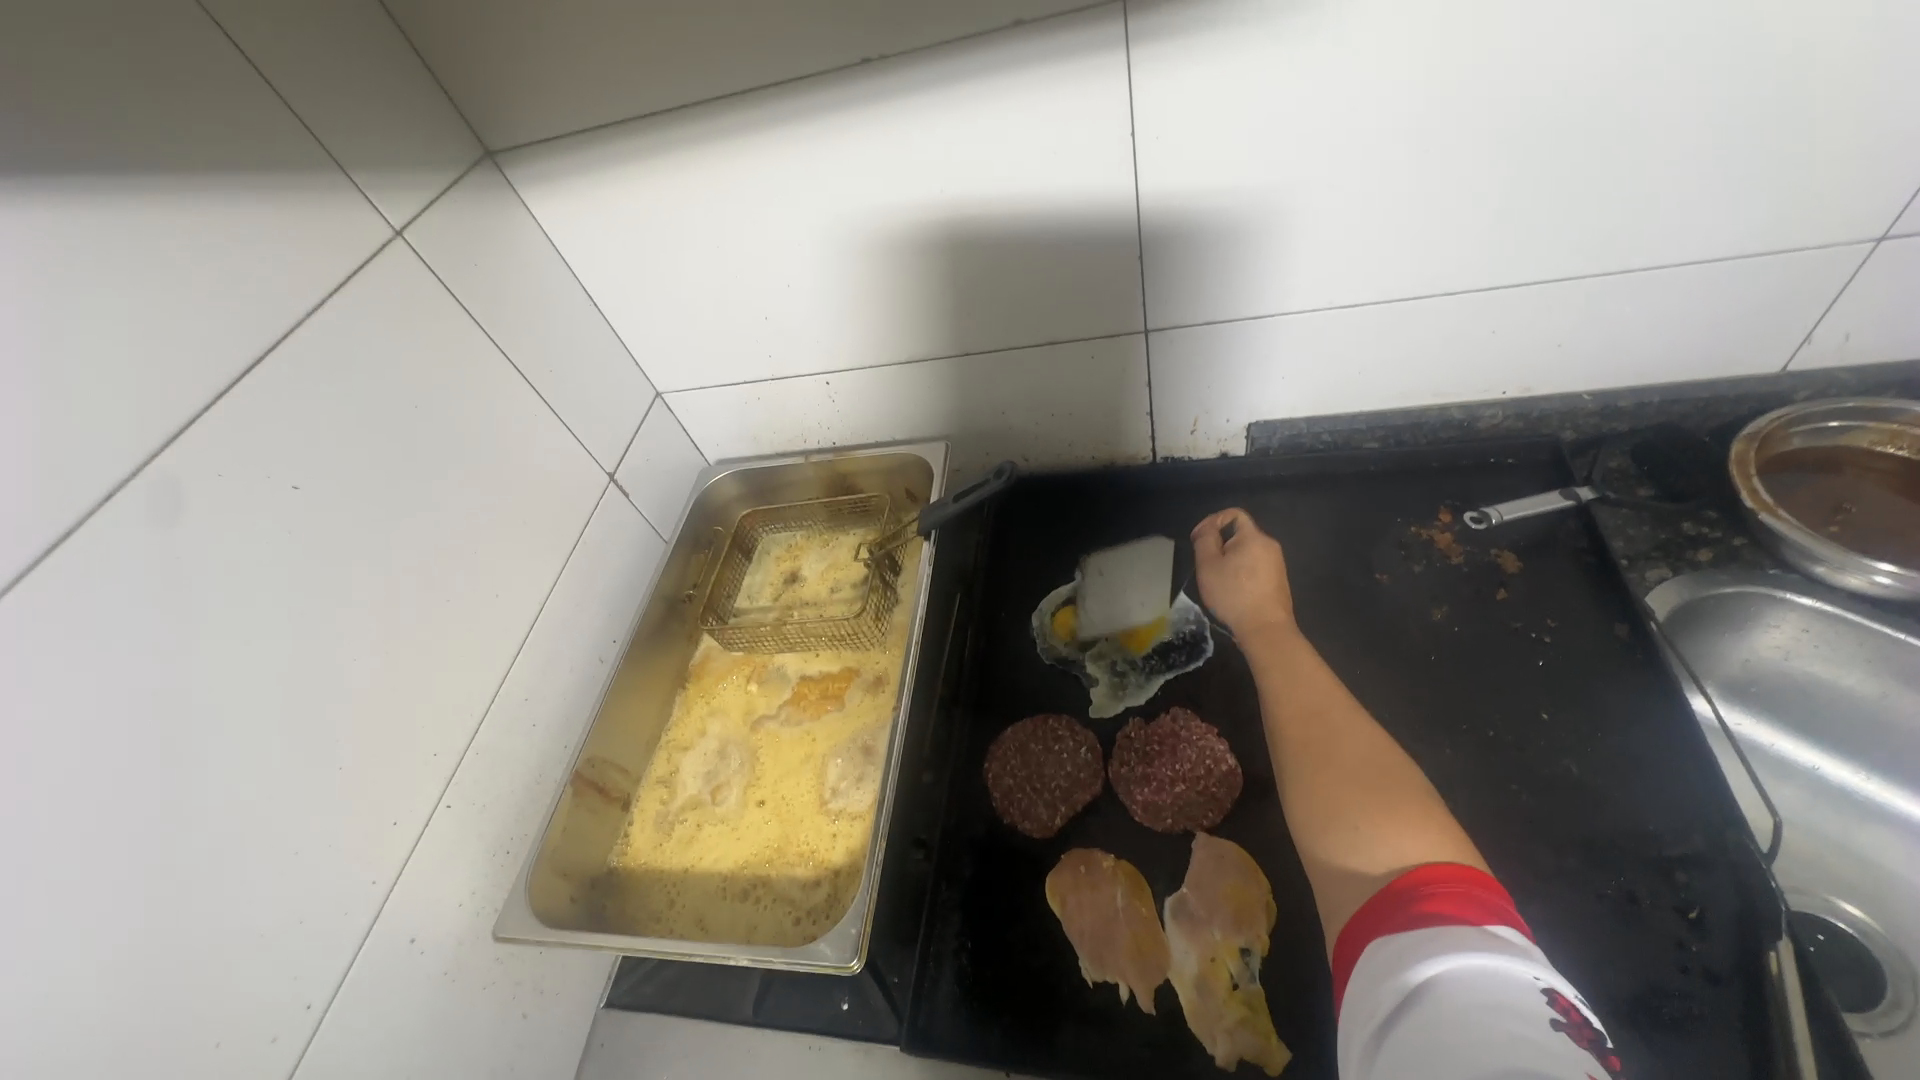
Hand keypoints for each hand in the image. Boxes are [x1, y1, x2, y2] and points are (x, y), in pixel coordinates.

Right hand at [1190, 508, 1295, 640]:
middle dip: (1220, 544)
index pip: (1233, 514)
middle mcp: (1269, 545)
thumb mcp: (1208, 565)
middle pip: (1240, 534)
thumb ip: (1206, 540)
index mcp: (1253, 537)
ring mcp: (1277, 564)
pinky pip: (1255, 566)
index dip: (1212, 521)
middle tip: (1204, 564)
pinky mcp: (1278, 580)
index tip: (1197, 540)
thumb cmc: (1233, 594)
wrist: (1265, 628)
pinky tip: (1233, 590)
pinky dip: (1241, 571)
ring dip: (1230, 559)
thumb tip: (1209, 528)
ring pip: (1247, 552)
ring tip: (1217, 579)